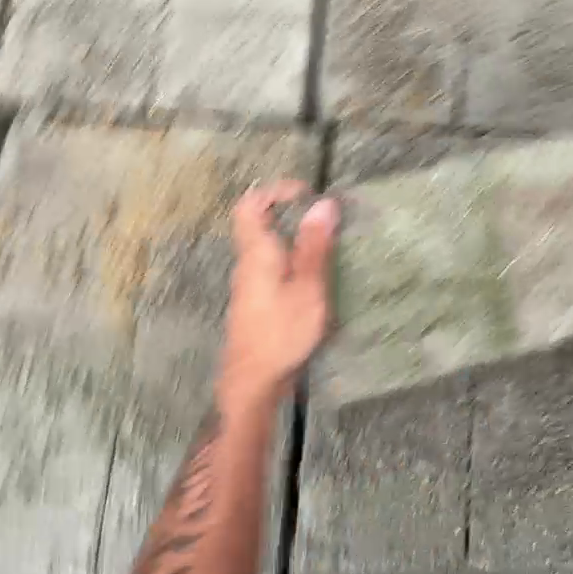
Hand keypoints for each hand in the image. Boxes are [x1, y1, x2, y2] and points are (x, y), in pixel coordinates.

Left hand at [218, 181, 338, 415]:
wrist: (252, 382)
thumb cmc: (282, 332)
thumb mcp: (308, 287)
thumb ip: (315, 246)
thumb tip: (323, 204)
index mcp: (257, 252)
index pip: (251, 205)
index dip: (276, 191)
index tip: (306, 195)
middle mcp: (247, 264)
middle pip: (258, 225)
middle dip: (290, 215)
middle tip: (324, 221)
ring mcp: (248, 285)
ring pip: (267, 249)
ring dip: (293, 241)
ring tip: (325, 250)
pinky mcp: (254, 304)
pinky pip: (271, 269)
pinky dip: (291, 263)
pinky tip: (312, 282)